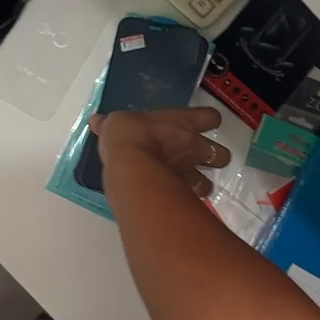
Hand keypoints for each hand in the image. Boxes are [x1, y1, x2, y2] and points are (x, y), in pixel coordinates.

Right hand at [93, 107, 231, 196]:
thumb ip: (111, 124)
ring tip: (189, 186)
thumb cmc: (129, 137)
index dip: (208, 121)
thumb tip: (98, 121)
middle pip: (222, 154)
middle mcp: (194, 146)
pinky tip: (177, 202)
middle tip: (197, 161)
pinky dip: (188, 201)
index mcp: (183, 123)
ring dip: (202, 184)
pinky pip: (194, 199)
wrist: (133, 167)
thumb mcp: (116, 125)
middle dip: (214, 159)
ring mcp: (192, 172)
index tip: (201, 124)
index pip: (211, 117)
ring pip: (211, 181)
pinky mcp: (184, 194)